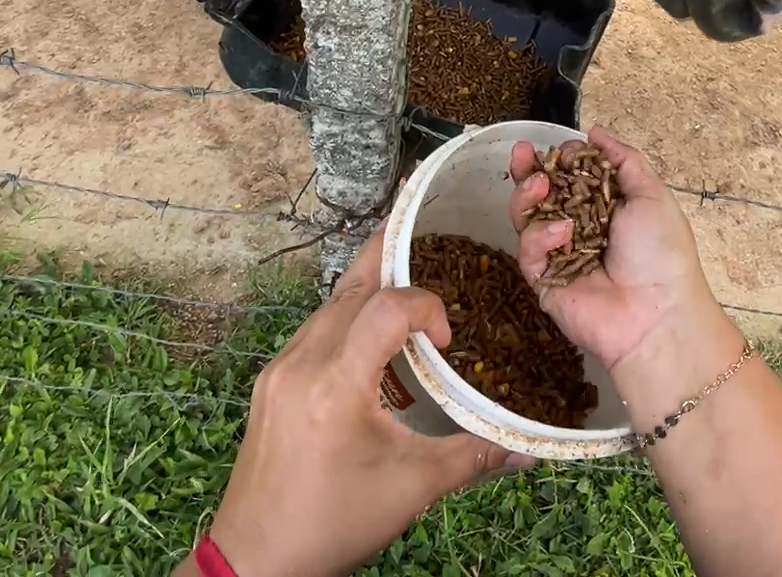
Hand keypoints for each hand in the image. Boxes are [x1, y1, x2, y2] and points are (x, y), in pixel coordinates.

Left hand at [194, 233, 534, 576]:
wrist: (251, 565)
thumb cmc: (333, 524)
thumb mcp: (412, 491)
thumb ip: (473, 456)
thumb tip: (529, 450)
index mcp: (335, 384)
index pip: (385, 308)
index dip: (425, 308)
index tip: (446, 342)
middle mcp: (302, 362)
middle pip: (352, 286)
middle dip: (392, 259)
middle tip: (426, 237)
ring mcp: (280, 368)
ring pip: (330, 302)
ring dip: (370, 289)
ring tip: (406, 290)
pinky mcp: (270, 380)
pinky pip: (315, 326)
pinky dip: (348, 314)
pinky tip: (369, 334)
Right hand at [506, 126, 731, 377]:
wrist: (658, 313)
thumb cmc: (662, 252)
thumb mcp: (651, 193)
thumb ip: (623, 159)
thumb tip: (596, 131)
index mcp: (604, 208)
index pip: (571, 176)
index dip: (562, 159)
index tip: (563, 150)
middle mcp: (578, 229)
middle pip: (541, 195)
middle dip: (528, 171)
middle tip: (521, 152)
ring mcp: (559, 255)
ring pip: (526, 219)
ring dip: (527, 195)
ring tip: (540, 184)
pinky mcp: (544, 280)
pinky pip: (529, 251)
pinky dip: (541, 235)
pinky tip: (563, 231)